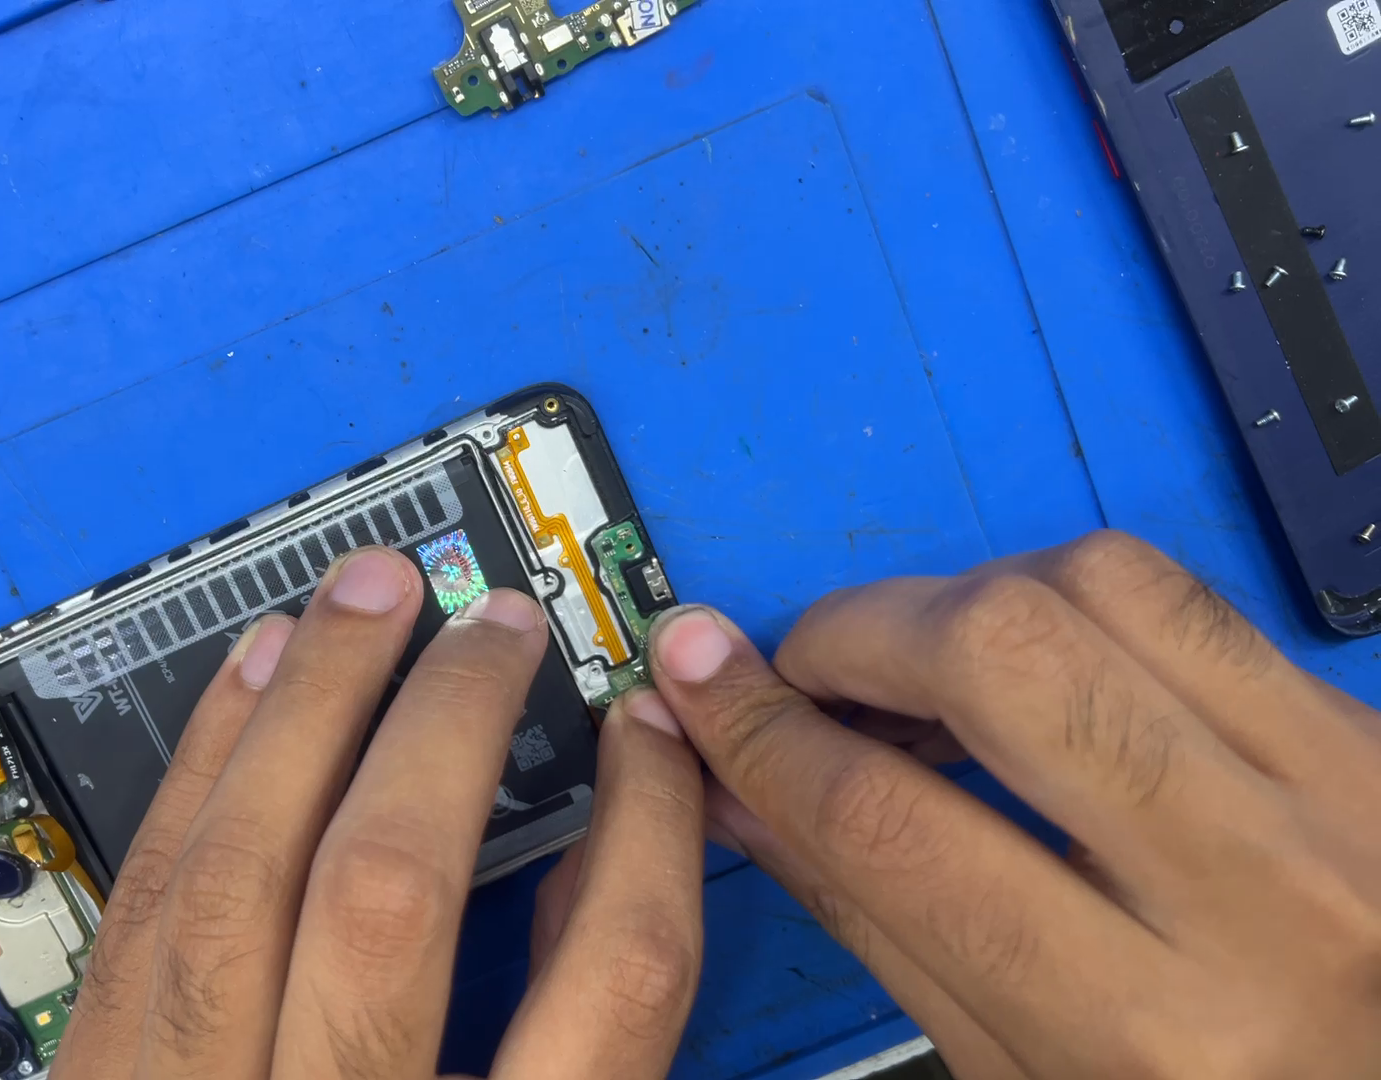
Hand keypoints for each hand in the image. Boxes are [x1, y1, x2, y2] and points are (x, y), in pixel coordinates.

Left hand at [54, 546, 706, 1078]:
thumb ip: (573, 1042)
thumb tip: (612, 853)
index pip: (604, 997)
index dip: (646, 837)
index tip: (649, 729)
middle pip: (388, 892)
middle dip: (451, 722)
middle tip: (494, 615)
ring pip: (243, 862)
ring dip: (313, 694)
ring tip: (366, 586)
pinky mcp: (88, 1068)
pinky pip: (153, 880)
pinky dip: (211, 752)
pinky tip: (253, 660)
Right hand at [647, 530, 1380, 1078]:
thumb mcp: (991, 1051)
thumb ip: (842, 893)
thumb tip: (715, 772)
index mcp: (1144, 1035)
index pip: (880, 819)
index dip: (753, 728)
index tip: (688, 670)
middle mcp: (1267, 900)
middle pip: (996, 654)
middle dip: (854, 636)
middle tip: (814, 672)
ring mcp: (1350, 795)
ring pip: (1086, 583)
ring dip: (953, 603)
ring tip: (921, 671)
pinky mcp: (1368, 729)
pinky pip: (1162, 587)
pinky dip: (1045, 596)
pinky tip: (1020, 666)